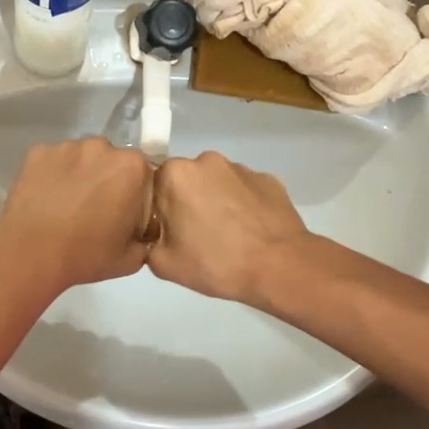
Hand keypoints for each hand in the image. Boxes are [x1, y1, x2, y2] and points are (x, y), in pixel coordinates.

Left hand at [0, 138, 152, 288]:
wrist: (30, 252)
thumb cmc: (86, 255)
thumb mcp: (131, 259)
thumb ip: (144, 239)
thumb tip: (139, 234)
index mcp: (131, 167)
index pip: (144, 174)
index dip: (135, 194)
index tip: (124, 213)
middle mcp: (101, 147)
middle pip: (111, 160)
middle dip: (107, 180)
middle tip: (95, 210)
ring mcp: (66, 146)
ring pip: (81, 158)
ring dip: (80, 175)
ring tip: (67, 205)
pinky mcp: (38, 152)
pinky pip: (53, 160)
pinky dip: (53, 174)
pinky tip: (46, 199)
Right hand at [149, 151, 311, 306]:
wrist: (280, 267)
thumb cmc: (217, 263)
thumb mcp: (164, 264)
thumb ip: (148, 242)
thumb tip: (155, 234)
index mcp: (176, 174)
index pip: (155, 185)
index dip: (160, 209)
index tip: (169, 230)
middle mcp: (206, 161)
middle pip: (187, 179)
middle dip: (188, 201)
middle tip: (197, 234)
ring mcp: (241, 168)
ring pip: (217, 182)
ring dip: (217, 201)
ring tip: (228, 234)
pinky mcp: (268, 179)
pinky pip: (245, 190)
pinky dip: (243, 205)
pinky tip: (250, 231)